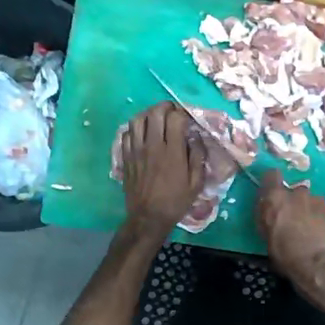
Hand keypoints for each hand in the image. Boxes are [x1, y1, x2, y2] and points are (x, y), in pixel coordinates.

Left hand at [119, 102, 203, 237]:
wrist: (148, 217)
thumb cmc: (175, 201)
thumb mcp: (196, 183)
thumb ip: (198, 157)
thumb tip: (196, 137)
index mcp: (173, 152)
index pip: (176, 118)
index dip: (183, 113)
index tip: (187, 119)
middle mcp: (153, 146)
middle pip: (155, 113)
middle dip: (166, 107)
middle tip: (172, 112)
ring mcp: (136, 150)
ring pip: (138, 119)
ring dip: (148, 114)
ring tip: (156, 119)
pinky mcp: (126, 156)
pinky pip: (127, 133)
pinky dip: (135, 128)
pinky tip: (143, 134)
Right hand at [257, 170, 324, 302]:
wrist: (318, 263)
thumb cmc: (286, 254)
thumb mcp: (267, 237)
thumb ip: (269, 218)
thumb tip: (272, 212)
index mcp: (275, 199)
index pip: (271, 175)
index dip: (272, 181)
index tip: (273, 191)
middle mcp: (296, 193)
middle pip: (293, 191)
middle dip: (293, 202)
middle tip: (294, 220)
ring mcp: (317, 199)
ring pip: (310, 201)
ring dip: (309, 210)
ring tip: (311, 229)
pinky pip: (323, 209)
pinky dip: (322, 217)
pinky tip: (323, 232)